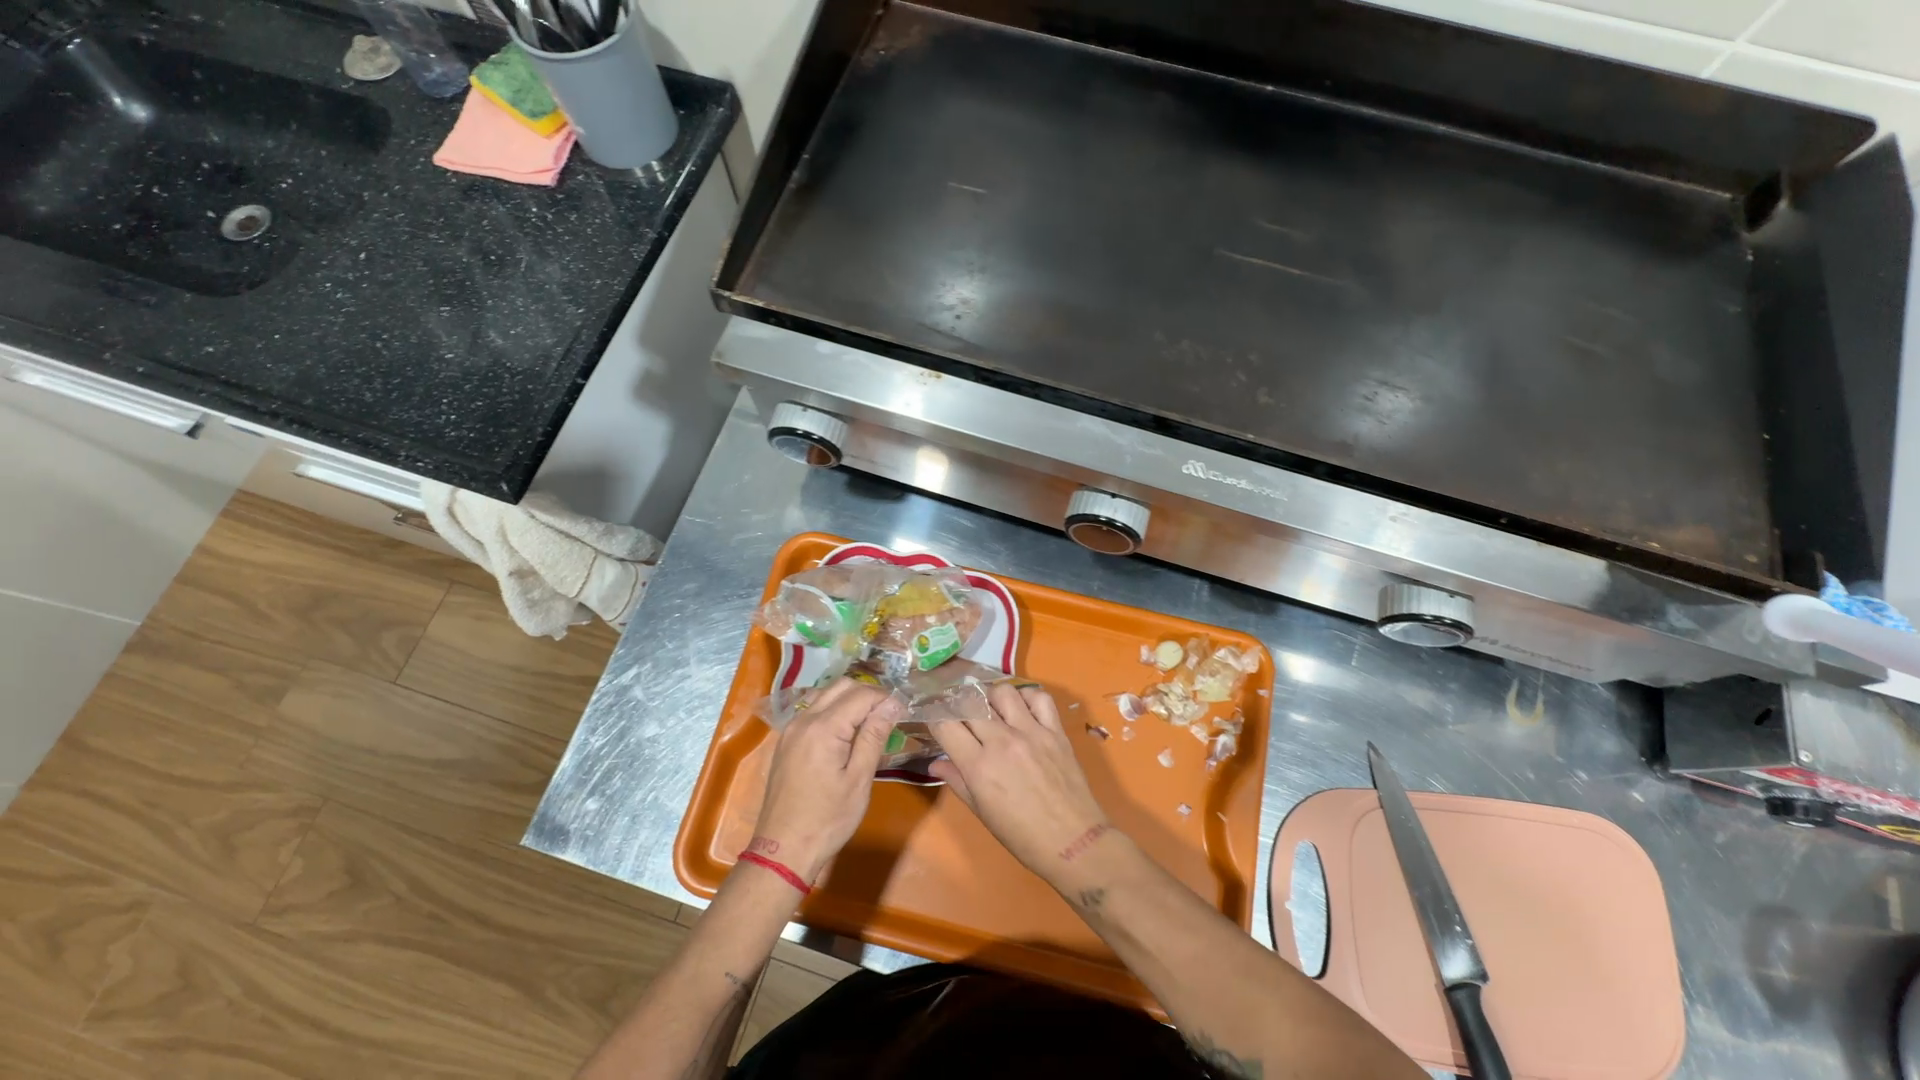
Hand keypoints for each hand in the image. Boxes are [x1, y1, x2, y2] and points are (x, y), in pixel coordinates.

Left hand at [751, 678, 903, 882]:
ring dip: (849, 699)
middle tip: (890, 715)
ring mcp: (791, 729)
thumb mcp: (859, 780)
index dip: (886, 699)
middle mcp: (804, 720)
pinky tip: (846, 731)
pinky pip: (813, 710)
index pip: (861, 694)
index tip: (904, 712)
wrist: (784, 848)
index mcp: (823, 728)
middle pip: (841, 686)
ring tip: (871, 721)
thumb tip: (892, 705)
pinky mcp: (786, 741)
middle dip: (868, 694)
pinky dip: (833, 710)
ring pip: (825, 695)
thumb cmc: (828, 819)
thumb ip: (874, 737)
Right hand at [928, 682, 1111, 889]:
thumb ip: (958, 781)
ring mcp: (1032, 733)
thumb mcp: (982, 812)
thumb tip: (935, 765)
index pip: (945, 724)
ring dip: (991, 698)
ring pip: (1003, 692)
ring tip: (992, 711)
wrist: (1073, 842)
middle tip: (960, 715)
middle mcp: (1002, 742)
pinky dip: (1028, 698)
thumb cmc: (1022, 835)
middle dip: (959, 706)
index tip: (935, 721)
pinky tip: (1023, 712)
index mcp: (979, 766)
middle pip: (970, 704)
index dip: (935, 719)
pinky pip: (1040, 698)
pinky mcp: (1056, 732)